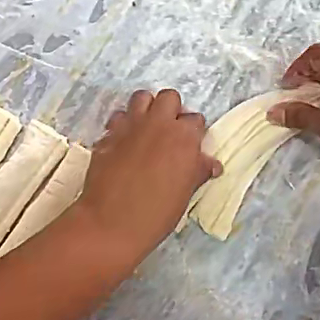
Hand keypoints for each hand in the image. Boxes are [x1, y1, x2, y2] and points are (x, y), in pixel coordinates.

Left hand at [73, 89, 220, 259]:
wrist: (112, 222)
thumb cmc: (157, 213)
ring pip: (142, 97)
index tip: (190, 145)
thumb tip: (211, 164)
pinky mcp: (108, 134)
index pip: (196, 120)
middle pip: (169, 98)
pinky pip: (118, 116)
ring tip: (146, 129)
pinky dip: (123, 124)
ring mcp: (131, 125)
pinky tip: (124, 141)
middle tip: (169, 132)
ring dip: (147, 108)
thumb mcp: (185, 193)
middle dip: (171, 110)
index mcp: (184, 137)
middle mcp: (158, 123)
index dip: (193, 132)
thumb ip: (197, 170)